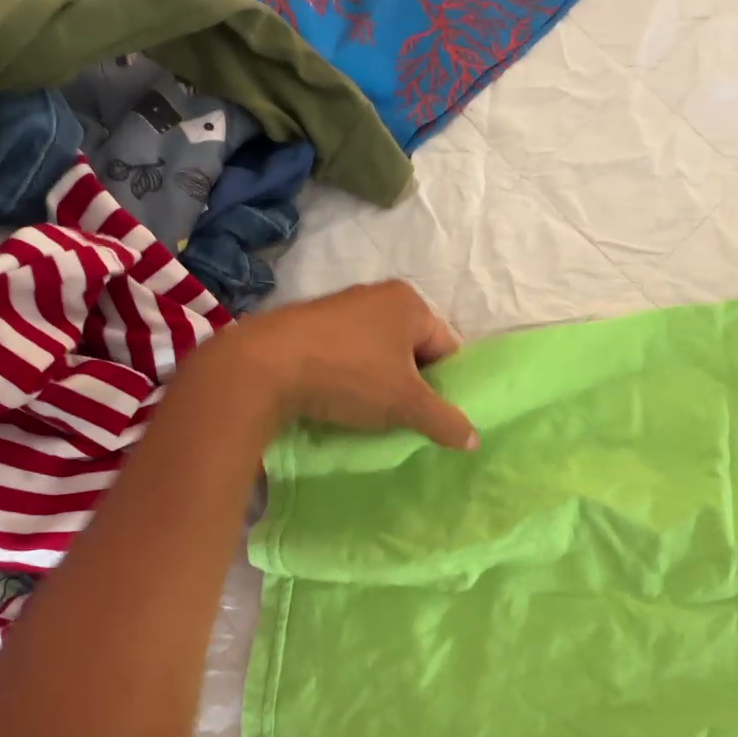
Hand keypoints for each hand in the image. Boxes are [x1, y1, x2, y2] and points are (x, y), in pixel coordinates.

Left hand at [227, 280, 477, 449]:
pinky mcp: (309, 326)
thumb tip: (474, 440)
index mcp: (410, 303)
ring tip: (371, 415)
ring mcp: (340, 308)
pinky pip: (347, 356)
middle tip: (405, 418)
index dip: (445, 384)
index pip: (447, 348)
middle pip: (413, 351)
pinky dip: (350, 379)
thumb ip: (444, 420)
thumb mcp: (405, 403)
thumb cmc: (349, 375)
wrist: (263, 367)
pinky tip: (341, 402)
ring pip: (378, 355)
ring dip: (381, 385)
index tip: (433, 415)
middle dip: (412, 385)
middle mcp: (377, 296)